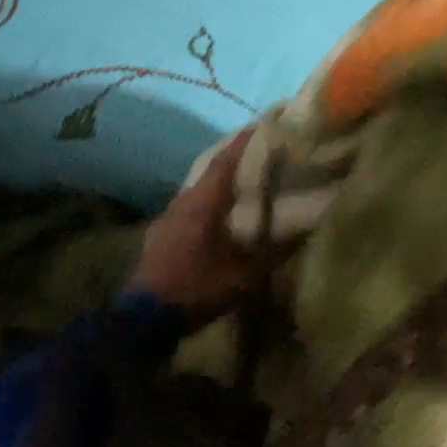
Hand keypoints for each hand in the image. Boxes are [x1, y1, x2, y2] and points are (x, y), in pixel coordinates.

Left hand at [128, 128, 268, 317]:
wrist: (142, 323)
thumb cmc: (196, 287)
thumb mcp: (244, 276)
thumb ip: (273, 253)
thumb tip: (304, 231)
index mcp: (203, 202)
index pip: (226, 160)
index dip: (245, 141)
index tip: (264, 124)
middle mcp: (183, 202)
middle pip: (211, 171)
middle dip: (235, 160)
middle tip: (259, 154)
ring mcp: (166, 219)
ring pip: (198, 191)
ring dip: (218, 184)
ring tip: (242, 184)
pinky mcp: (159, 238)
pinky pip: (188, 210)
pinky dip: (206, 205)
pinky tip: (216, 218)